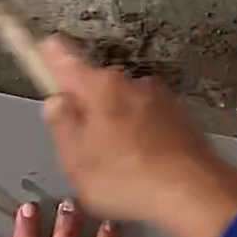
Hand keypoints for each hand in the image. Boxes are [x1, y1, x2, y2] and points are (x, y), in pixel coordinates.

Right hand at [39, 37, 236, 236]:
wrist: (192, 191)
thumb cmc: (129, 179)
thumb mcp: (76, 160)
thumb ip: (62, 126)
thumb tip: (56, 104)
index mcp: (99, 88)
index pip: (66, 59)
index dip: (51, 55)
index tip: (44, 46)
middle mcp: (132, 84)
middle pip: (98, 86)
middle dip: (88, 108)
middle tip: (83, 145)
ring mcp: (160, 98)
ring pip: (126, 105)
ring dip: (118, 124)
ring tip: (119, 164)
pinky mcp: (181, 116)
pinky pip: (150, 120)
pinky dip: (143, 134)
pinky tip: (143, 163)